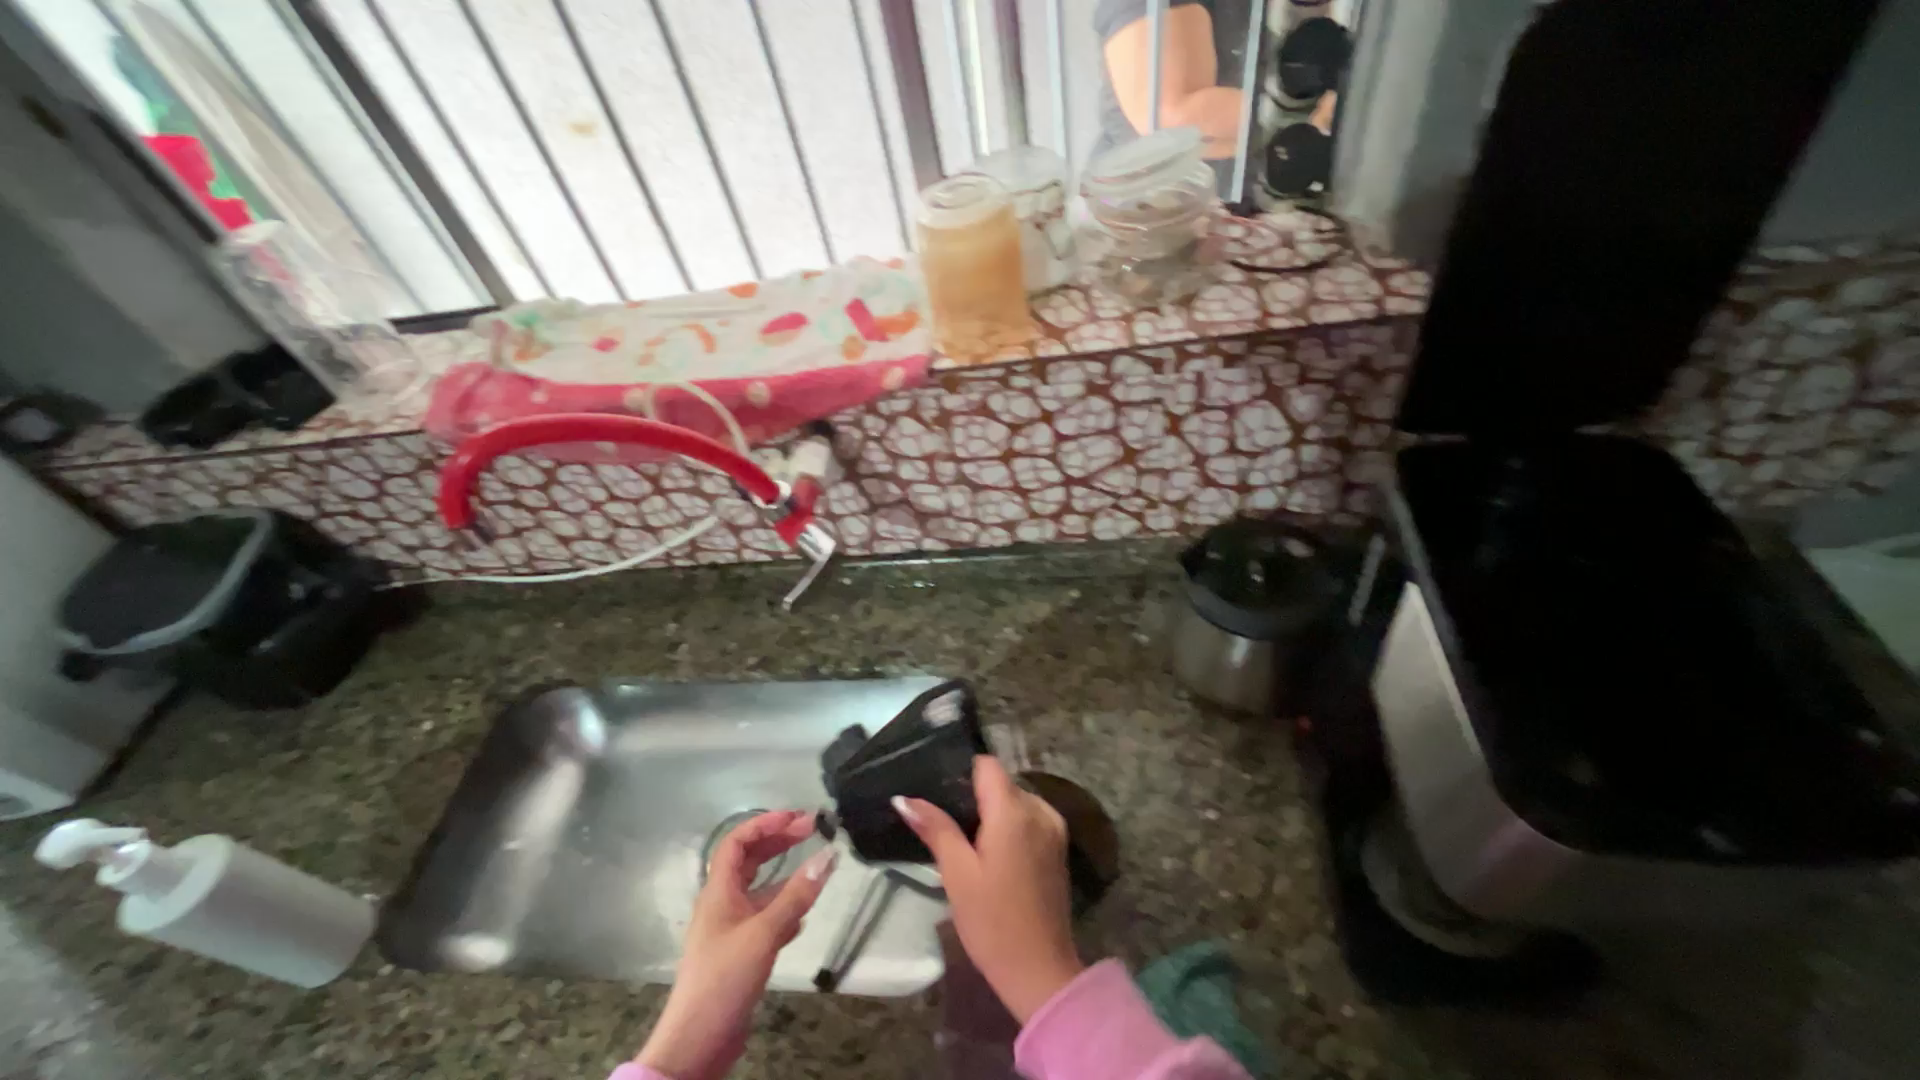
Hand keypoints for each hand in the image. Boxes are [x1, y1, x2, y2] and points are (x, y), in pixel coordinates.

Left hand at [637, 810, 834, 1079]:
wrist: (698, 1040)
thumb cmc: (724, 978)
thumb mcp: (764, 933)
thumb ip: (796, 895)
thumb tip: (828, 856)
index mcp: (719, 891)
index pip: (737, 841)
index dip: (766, 823)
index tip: (798, 817)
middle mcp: (723, 903)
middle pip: (749, 860)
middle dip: (779, 841)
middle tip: (813, 830)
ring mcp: (731, 928)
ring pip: (760, 890)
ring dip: (785, 875)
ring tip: (817, 867)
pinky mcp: (741, 952)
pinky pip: (765, 918)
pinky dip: (785, 909)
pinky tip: (804, 915)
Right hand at [895, 756, 1083, 1023]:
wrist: (1039, 970)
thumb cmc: (992, 922)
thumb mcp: (957, 874)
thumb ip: (936, 829)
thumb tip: (904, 798)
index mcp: (1014, 811)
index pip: (987, 765)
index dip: (961, 772)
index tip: (936, 789)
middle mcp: (1040, 810)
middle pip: (1002, 783)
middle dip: (974, 796)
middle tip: (941, 820)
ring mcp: (1054, 829)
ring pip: (1016, 801)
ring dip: (992, 813)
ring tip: (962, 840)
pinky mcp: (1059, 848)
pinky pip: (1029, 820)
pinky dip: (1009, 827)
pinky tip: (988, 854)